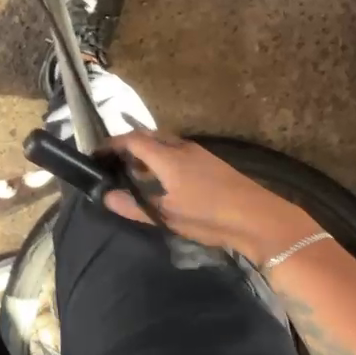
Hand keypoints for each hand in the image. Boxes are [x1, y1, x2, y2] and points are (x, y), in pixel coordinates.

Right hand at [103, 131, 322, 261]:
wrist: (258, 218)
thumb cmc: (209, 216)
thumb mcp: (168, 216)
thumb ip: (135, 206)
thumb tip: (106, 196)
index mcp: (167, 157)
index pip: (132, 140)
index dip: (112, 144)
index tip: (97, 154)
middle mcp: (181, 147)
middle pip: (148, 136)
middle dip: (128, 144)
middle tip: (114, 162)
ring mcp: (198, 152)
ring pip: (165, 142)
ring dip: (147, 151)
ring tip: (136, 171)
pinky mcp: (211, 161)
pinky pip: (177, 150)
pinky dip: (163, 157)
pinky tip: (165, 178)